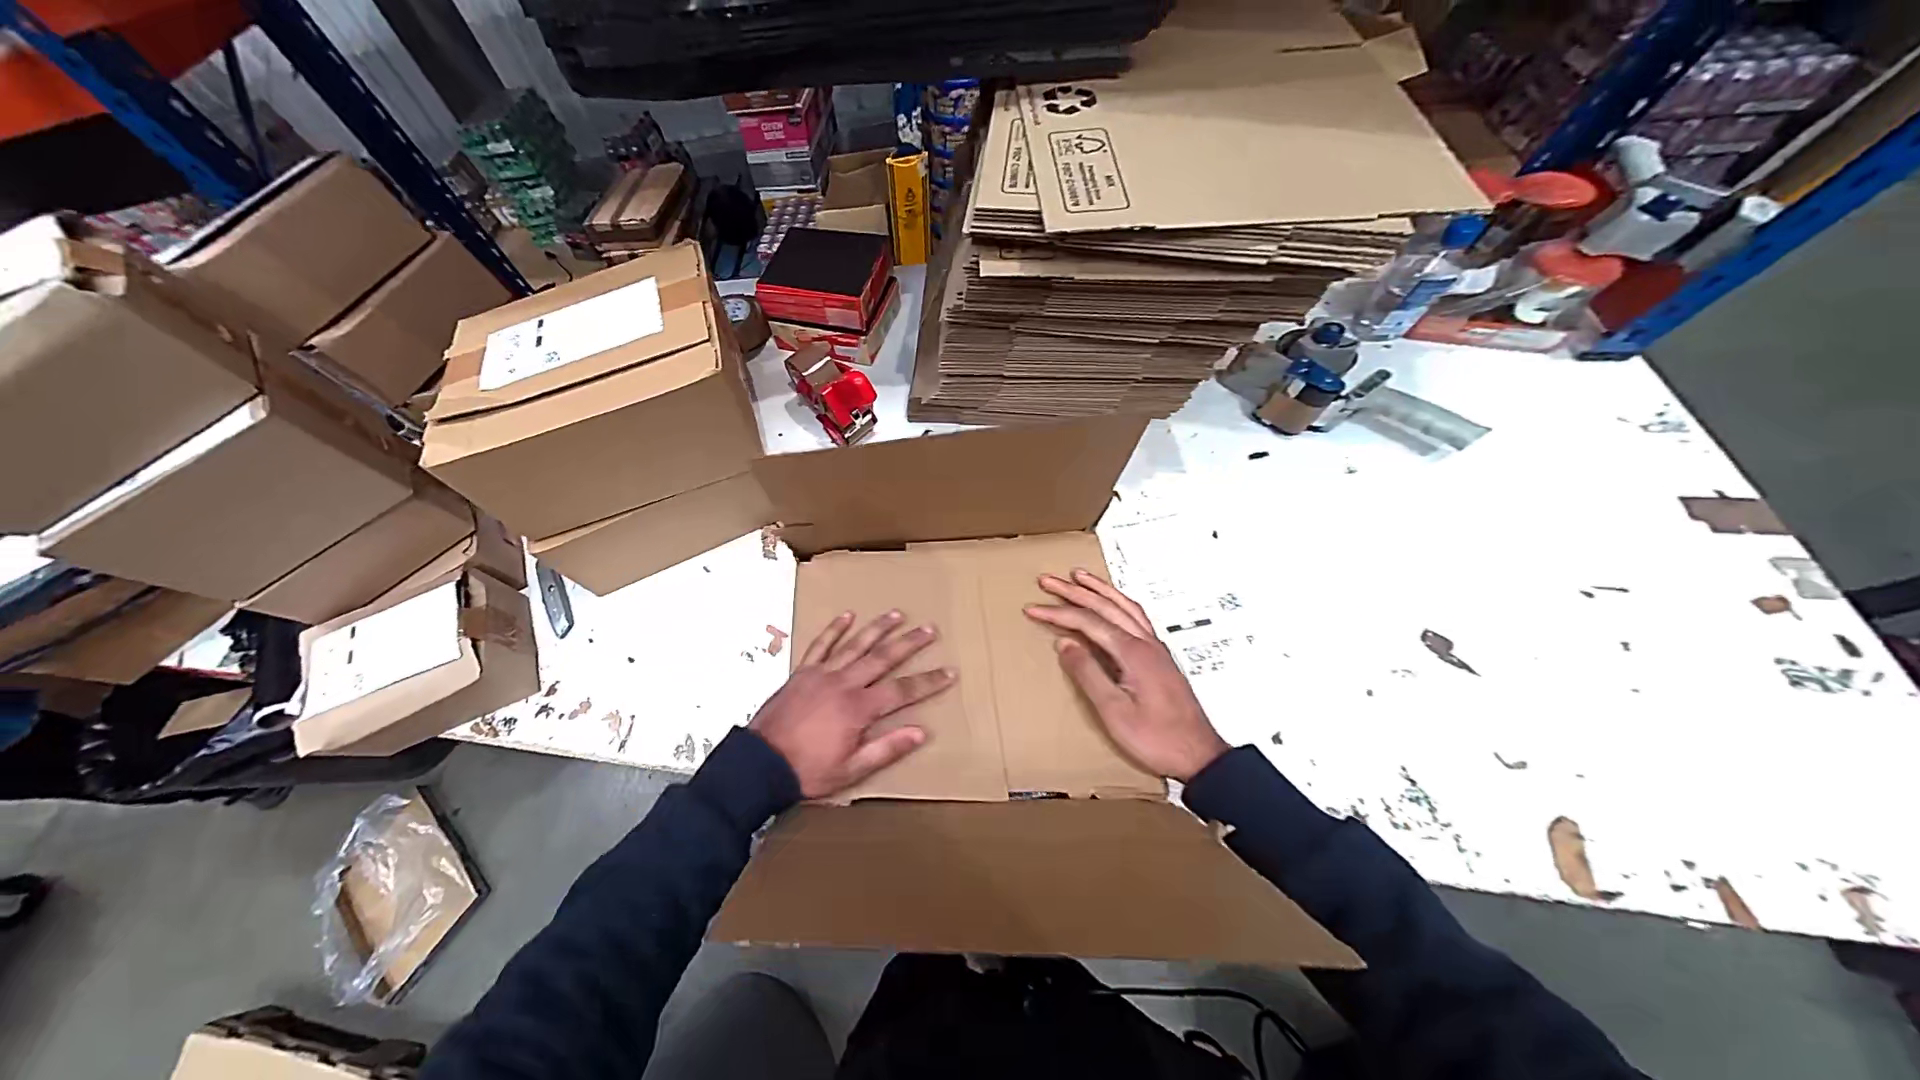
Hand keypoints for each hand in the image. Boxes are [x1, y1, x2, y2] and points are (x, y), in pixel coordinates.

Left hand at [750, 610, 954, 797]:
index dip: (928, 681)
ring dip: (878, 628)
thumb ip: (887, 748)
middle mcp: (843, 684)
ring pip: (856, 645)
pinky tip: (847, 616)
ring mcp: (821, 675)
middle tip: (929, 629)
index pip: (902, 691)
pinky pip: (820, 645)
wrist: (759, 764)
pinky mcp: (802, 673)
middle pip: (883, 658)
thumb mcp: (851, 769)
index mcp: (858, 709)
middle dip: (909, 643)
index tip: (949, 672)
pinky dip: (834, 630)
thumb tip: (920, 732)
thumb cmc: (806, 770)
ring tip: (897, 614)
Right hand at [1024, 569, 1229, 782]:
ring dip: (1099, 589)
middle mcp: (1146, 643)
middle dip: (1074, 591)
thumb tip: (1065, 644)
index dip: (1058, 614)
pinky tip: (1113, 604)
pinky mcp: (1159, 658)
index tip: (1034, 609)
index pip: (1088, 622)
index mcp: (1134, 653)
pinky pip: (1135, 616)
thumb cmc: (1159, 739)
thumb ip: (1088, 673)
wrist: (1199, 755)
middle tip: (1049, 581)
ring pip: (1123, 606)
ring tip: (1079, 578)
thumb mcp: (1114, 711)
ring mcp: (1155, 649)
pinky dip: (1118, 603)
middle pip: (1105, 606)